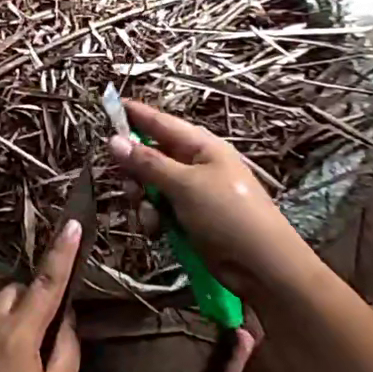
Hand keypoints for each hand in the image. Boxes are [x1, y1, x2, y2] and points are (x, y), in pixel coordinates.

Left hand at [0, 219, 82, 371]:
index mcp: (17, 334)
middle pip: (13, 293)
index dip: (61, 253)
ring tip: (21, 367)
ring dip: (11, 323)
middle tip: (47, 334)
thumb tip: (64, 315)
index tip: (71, 224)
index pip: (45, 283)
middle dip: (32, 300)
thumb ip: (66, 347)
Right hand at [108, 100, 325, 295]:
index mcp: (202, 147)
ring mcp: (192, 192)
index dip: (137, 115)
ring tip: (148, 214)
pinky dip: (153, 217)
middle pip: (151, 156)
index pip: (162, 123)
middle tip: (128, 184)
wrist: (262, 266)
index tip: (110, 105)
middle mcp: (196, 165)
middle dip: (135, 170)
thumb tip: (113, 140)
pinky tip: (156, 229)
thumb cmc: (228, 215)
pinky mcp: (189, 217)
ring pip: (150, 185)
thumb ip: (147, 162)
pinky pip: (159, 208)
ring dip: (143, 199)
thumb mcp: (184, 185)